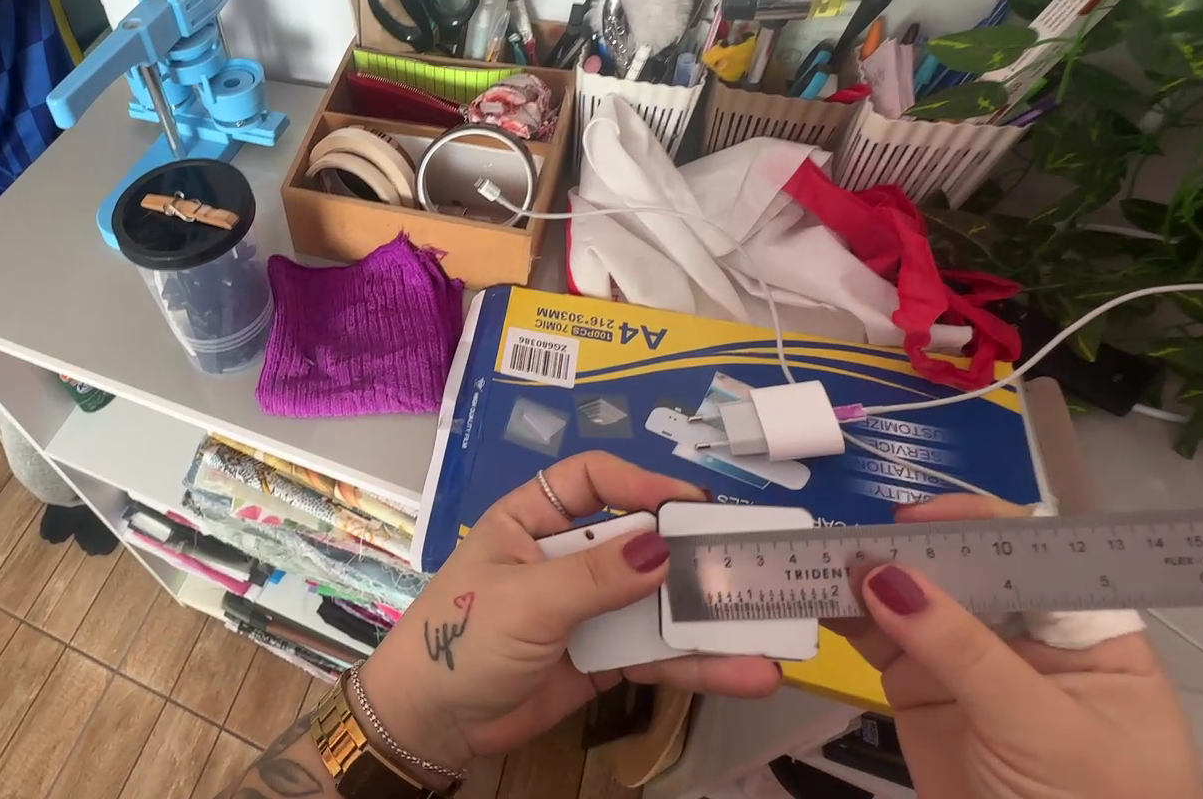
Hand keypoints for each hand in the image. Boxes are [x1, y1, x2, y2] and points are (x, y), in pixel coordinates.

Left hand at [357, 453, 781, 784]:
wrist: (433, 720)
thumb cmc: (463, 637)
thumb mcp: (527, 599)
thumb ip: (595, 577)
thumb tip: (662, 547)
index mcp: (529, 521)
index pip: (587, 481)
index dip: (636, 483)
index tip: (689, 504)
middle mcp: (561, 556)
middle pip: (633, 542)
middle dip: (688, 552)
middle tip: (749, 561)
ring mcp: (584, 608)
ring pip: (653, 602)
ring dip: (705, 616)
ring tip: (769, 627)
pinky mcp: (600, 658)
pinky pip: (653, 654)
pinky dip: (696, 664)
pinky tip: (745, 672)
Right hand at [832, 495, 1202, 798]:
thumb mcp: (1044, 733)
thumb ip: (963, 651)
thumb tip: (881, 574)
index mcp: (1085, 637)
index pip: (1035, 555)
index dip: (978, 525)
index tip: (914, 518)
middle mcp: (1019, 634)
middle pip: (956, 567)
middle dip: (901, 547)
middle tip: (842, 538)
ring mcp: (959, 656)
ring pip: (903, 594)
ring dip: (856, 575)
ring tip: (808, 560)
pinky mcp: (911, 681)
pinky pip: (868, 631)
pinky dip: (832, 610)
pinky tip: (802, 593)